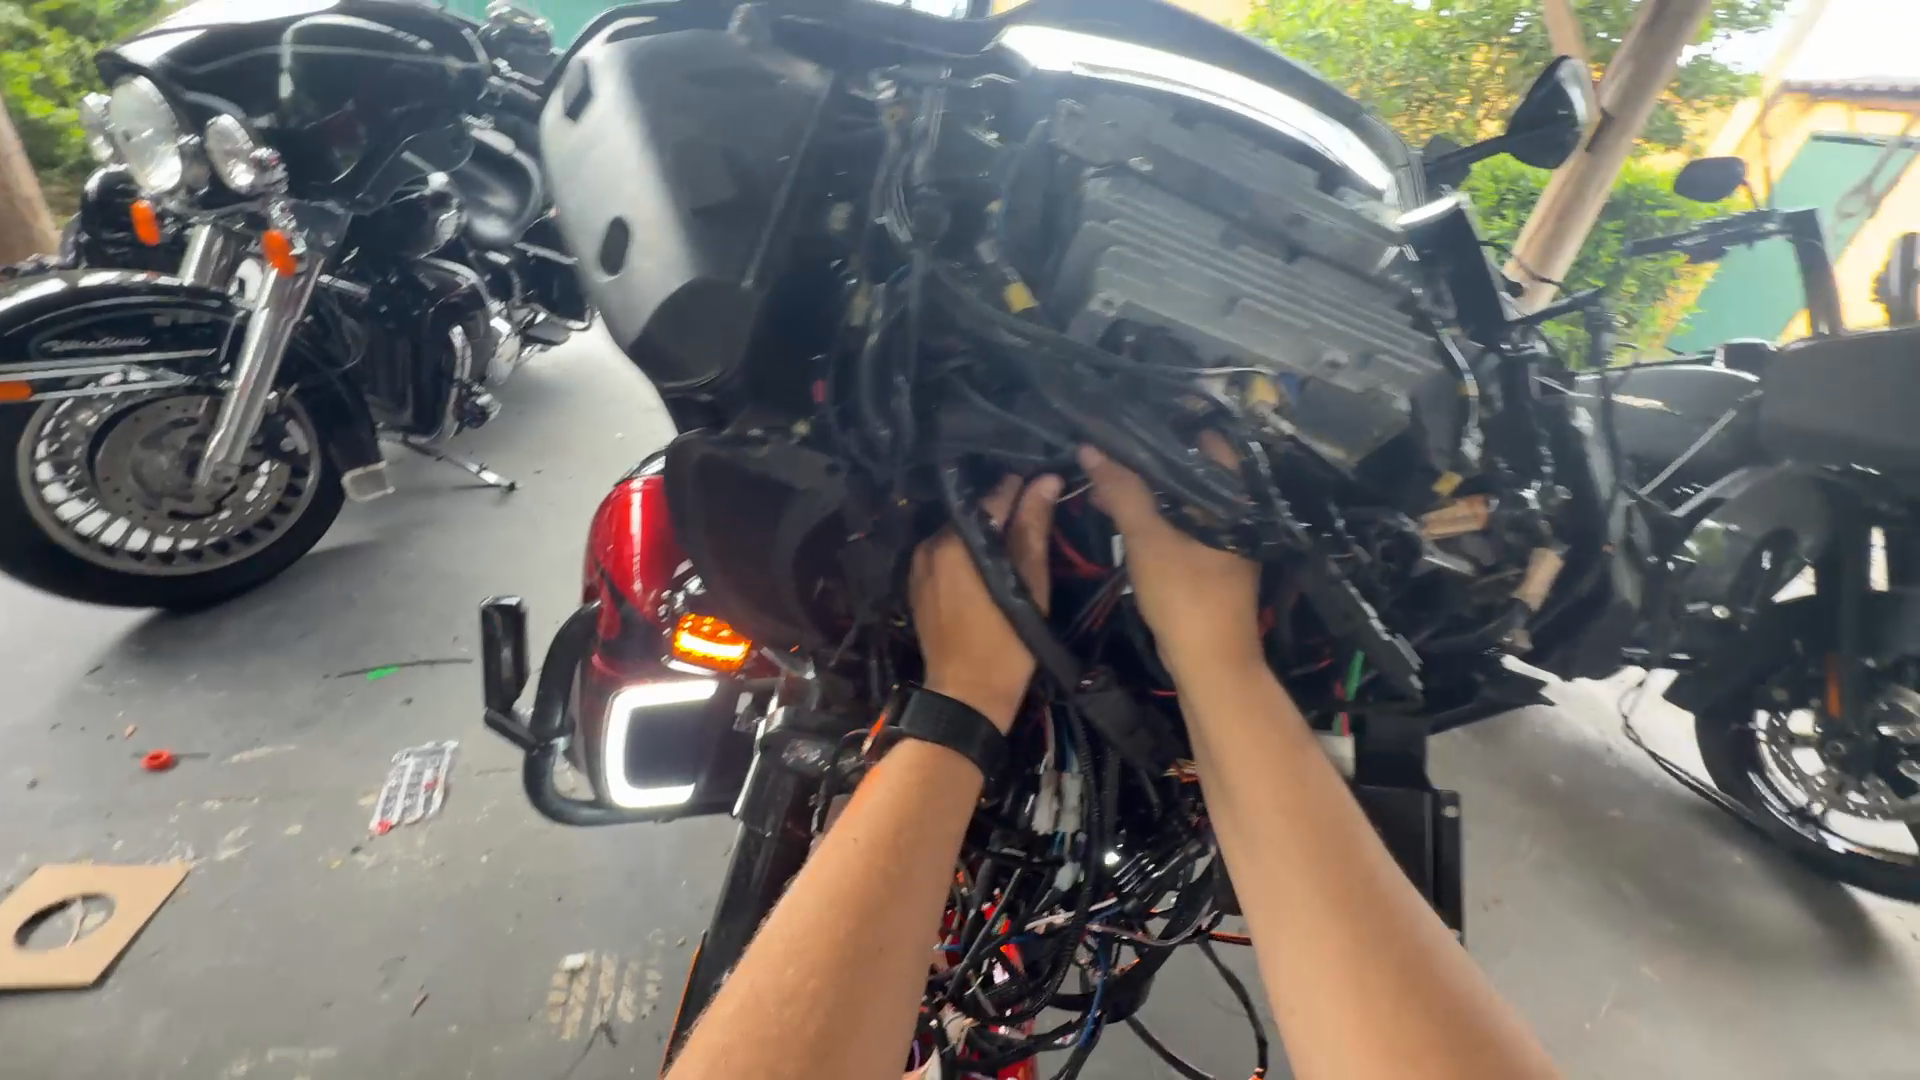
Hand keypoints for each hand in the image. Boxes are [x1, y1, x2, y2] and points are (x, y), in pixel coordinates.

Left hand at [910, 474, 1063, 731]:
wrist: (965, 695)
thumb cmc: (1006, 644)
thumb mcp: (1028, 584)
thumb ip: (1033, 528)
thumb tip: (1046, 480)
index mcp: (958, 540)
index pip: (995, 495)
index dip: (1023, 489)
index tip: (1045, 486)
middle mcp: (931, 544)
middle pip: (973, 513)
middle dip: (1003, 512)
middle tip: (1035, 518)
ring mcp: (919, 565)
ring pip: (959, 533)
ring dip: (985, 534)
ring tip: (1015, 544)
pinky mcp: (917, 584)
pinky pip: (945, 555)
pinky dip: (967, 554)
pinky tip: (989, 568)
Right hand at [1078, 441, 1261, 681]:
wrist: (1208, 662)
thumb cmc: (1185, 594)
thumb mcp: (1147, 538)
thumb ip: (1121, 491)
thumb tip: (1090, 448)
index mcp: (1232, 497)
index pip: (1205, 440)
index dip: (1169, 423)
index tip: (1130, 413)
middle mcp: (1234, 510)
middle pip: (1190, 469)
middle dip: (1147, 458)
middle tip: (1107, 443)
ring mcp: (1222, 534)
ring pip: (1180, 497)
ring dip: (1144, 488)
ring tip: (1102, 475)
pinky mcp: (1208, 556)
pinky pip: (1177, 521)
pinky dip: (1151, 513)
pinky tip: (1117, 508)